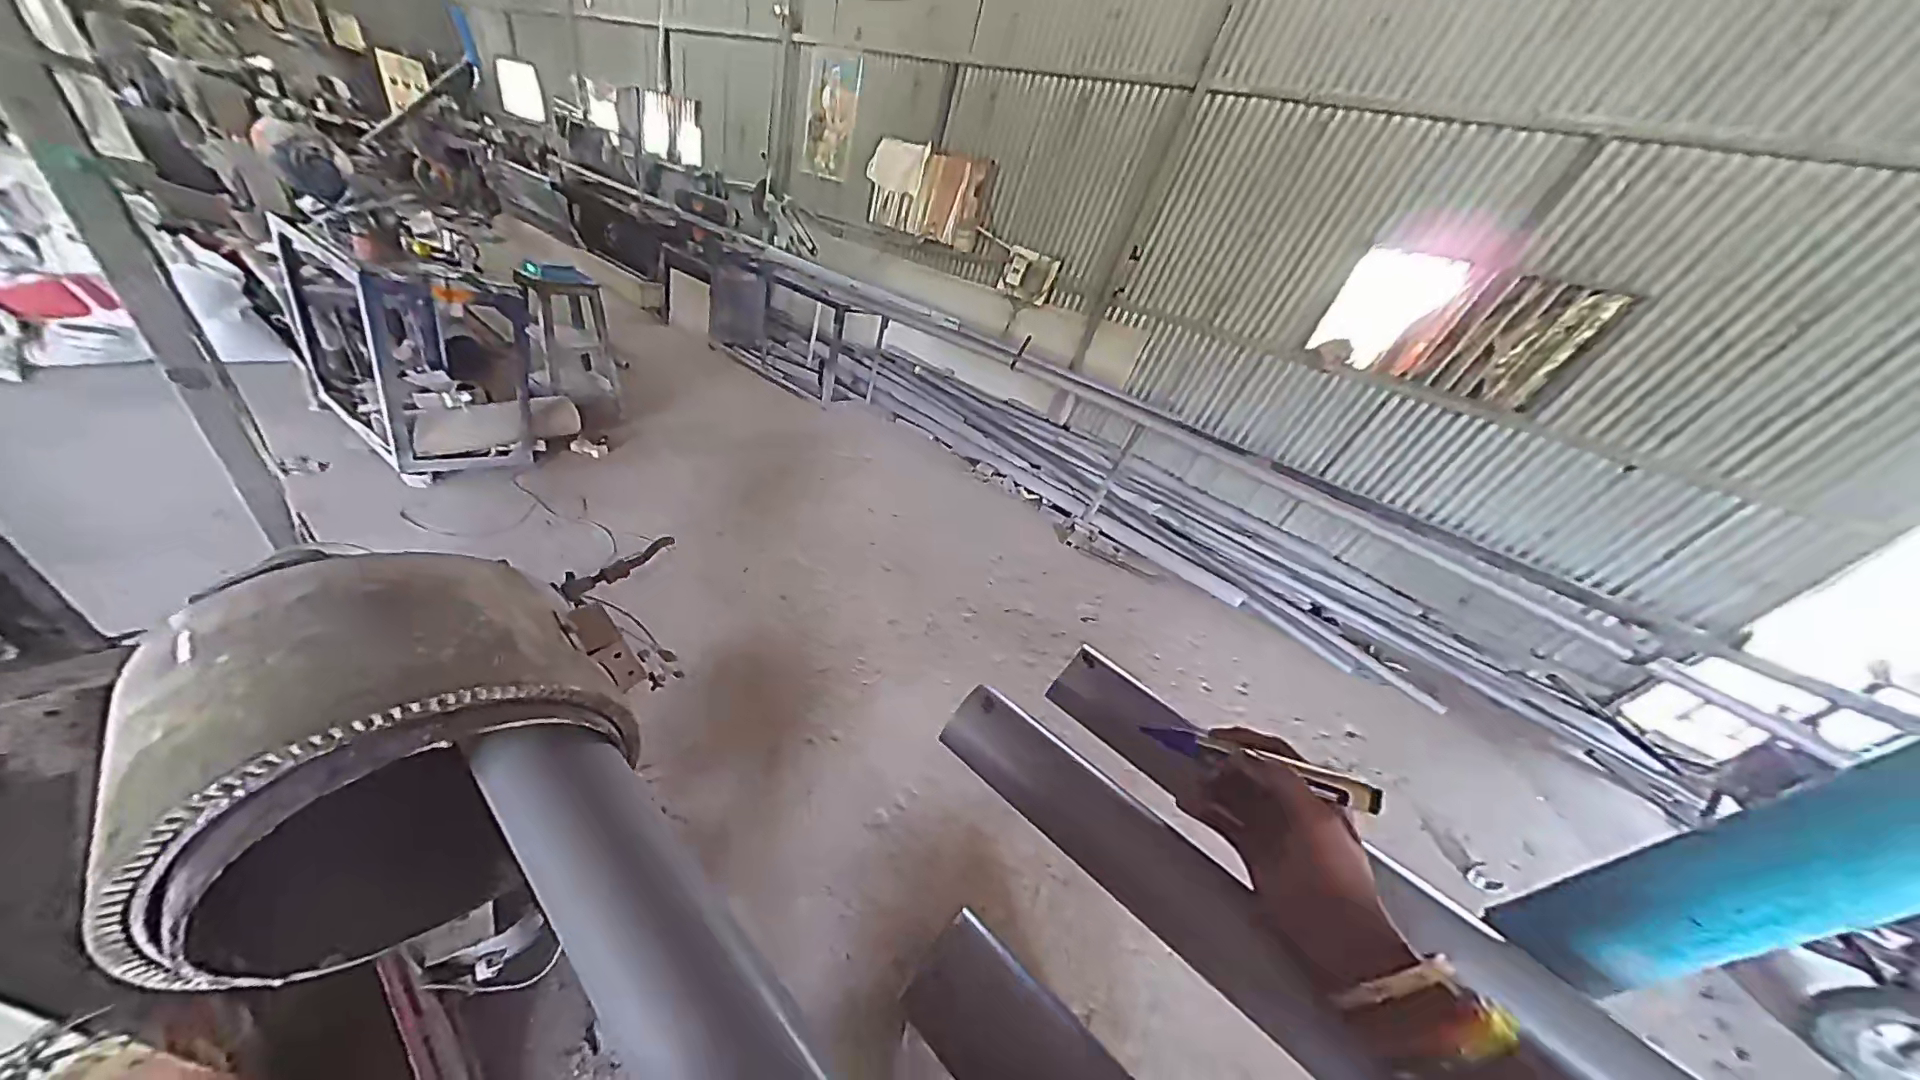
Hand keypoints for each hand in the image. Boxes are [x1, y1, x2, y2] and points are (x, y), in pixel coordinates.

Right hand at [1178, 726, 1416, 993]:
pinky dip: (1208, 811)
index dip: (1245, 742)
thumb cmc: (1336, 888)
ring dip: (1211, 787)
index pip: (1277, 755)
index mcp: (1319, 796)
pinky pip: (1228, 824)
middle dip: (1222, 764)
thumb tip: (1250, 755)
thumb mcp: (1311, 821)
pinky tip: (1191, 804)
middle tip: (1195, 759)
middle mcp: (1297, 811)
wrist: (1340, 948)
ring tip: (1188, 782)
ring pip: (1237, 798)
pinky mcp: (1259, 858)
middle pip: (1252, 774)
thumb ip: (1281, 781)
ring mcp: (1277, 835)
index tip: (1214, 738)